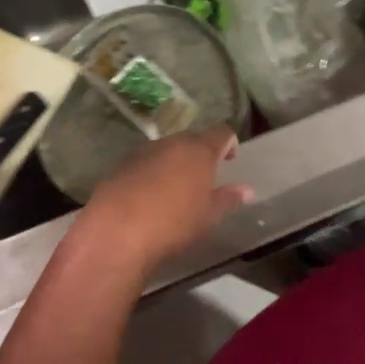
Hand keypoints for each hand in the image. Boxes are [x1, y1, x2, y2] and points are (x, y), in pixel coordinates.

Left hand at [78, 126, 253, 269]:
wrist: (117, 231)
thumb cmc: (173, 223)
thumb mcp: (208, 216)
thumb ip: (228, 199)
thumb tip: (247, 189)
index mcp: (199, 150)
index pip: (222, 132)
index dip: (229, 144)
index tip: (229, 162)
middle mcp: (173, 142)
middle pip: (192, 140)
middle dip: (200, 155)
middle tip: (202, 181)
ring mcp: (145, 150)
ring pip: (167, 150)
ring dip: (174, 163)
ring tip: (175, 191)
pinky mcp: (122, 164)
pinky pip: (145, 162)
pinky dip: (152, 173)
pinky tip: (148, 198)